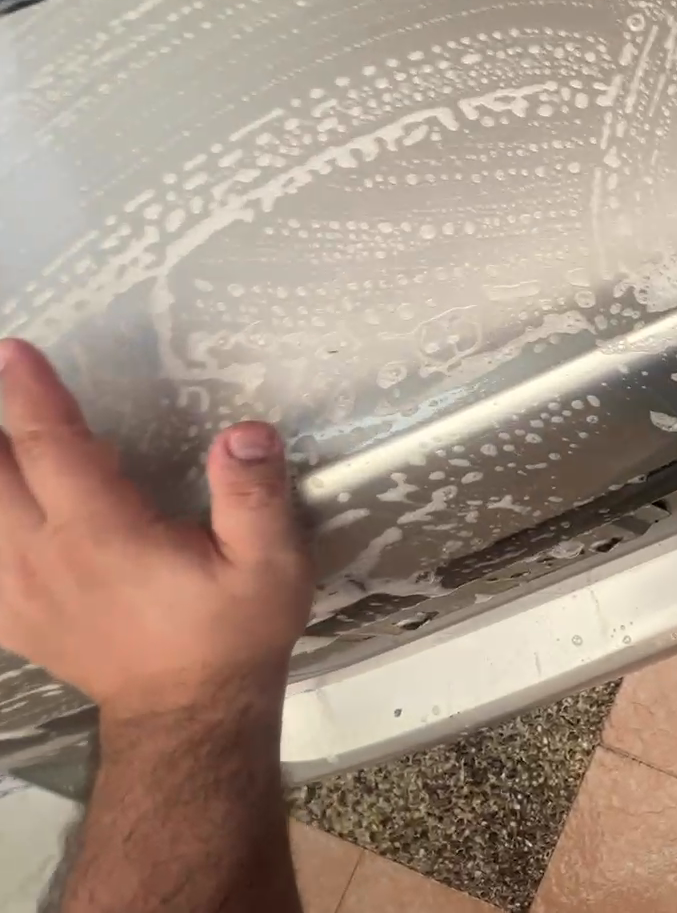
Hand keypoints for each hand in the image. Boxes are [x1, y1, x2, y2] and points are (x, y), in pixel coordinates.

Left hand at [0, 339, 311, 723]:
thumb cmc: (237, 625)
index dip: (31, 398)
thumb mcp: (271, 559)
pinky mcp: (7, 608)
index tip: (12, 350)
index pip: (55, 450)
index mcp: (105, 535)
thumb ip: (255, 496)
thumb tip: (245, 431)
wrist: (191, 705)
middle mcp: (40, 553)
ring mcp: (12, 585)